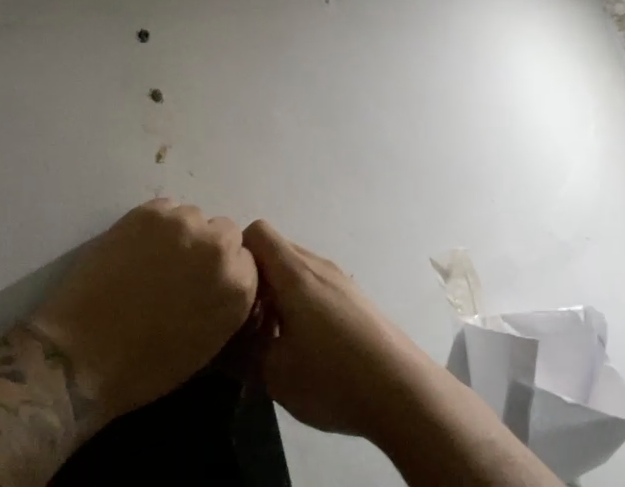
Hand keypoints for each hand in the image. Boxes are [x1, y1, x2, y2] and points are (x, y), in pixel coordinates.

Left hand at [27, 200, 258, 424]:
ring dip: (182, 235)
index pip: (247, 261)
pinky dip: (155, 226)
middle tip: (180, 272)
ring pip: (193, 217)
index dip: (224, 273)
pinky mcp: (148, 212)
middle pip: (225, 232)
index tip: (204, 285)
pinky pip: (165, 209)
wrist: (83, 353)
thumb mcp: (208, 343)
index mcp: (239, 286)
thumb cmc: (146, 365)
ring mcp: (183, 224)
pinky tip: (137, 250)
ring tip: (154, 261)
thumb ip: (227, 303)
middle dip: (208, 249)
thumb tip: (224, 282)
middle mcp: (218, 247)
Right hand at [244, 220, 439, 441]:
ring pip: (297, 270)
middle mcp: (319, 266)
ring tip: (273, 336)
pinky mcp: (356, 299)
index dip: (236, 256)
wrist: (403, 392)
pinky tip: (305, 345)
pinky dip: (301, 303)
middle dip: (255, 278)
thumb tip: (221, 344)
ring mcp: (341, 281)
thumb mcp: (272, 374)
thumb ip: (240, 352)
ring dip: (279, 293)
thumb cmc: (332, 378)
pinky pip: (317, 286)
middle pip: (276, 250)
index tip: (228, 292)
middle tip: (245, 320)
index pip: (256, 233)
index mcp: (295, 273)